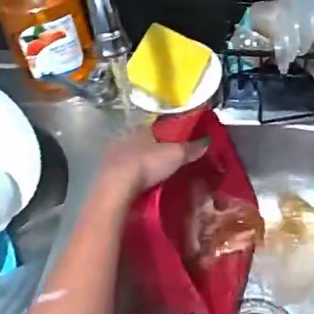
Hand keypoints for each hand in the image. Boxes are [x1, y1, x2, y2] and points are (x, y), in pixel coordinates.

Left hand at [94, 121, 208, 200]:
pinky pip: (124, 172)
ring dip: (142, 164)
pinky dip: (132, 177)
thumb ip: (191, 148)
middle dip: (155, 150)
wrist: (116, 187)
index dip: (168, 134)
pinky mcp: (105, 173)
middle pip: (144, 142)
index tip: (178, 143)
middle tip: (169, 162)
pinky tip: (141, 186)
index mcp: (141, 128)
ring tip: (156, 176)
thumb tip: (207, 140)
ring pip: (132, 156)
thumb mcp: (176, 155)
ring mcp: (113, 155)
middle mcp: (125, 137)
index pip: (157, 126)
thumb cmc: (148, 164)